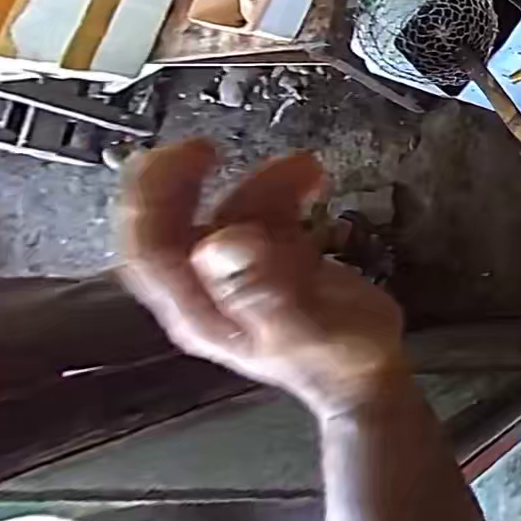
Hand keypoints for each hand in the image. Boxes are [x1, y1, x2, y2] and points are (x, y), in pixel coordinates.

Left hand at [117, 140, 407, 419]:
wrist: (367, 374)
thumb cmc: (337, 357)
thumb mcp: (303, 327)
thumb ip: (261, 288)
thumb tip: (221, 239)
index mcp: (203, 307)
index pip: (154, 250)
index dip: (153, 202)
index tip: (177, 160)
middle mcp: (214, 287)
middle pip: (179, 230)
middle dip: (180, 185)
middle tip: (203, 146)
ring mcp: (249, 274)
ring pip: (234, 218)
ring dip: (261, 184)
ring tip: (308, 165)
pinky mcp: (283, 265)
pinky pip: (272, 220)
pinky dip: (287, 194)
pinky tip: (315, 180)